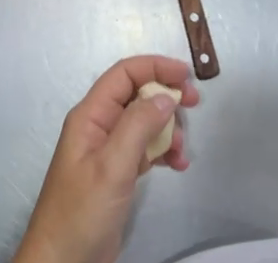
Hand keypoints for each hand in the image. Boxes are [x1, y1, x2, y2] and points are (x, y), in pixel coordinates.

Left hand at [12, 56, 199, 262]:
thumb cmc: (82, 210)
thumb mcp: (112, 166)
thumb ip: (138, 125)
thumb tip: (166, 95)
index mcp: (90, 115)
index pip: (124, 74)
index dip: (155, 67)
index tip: (187, 75)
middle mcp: (99, 126)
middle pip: (137, 95)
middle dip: (166, 95)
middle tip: (194, 104)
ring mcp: (108, 150)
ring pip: (145, 123)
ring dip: (168, 129)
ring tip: (182, 151)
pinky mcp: (117, 173)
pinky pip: (145, 149)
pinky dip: (163, 152)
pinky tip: (177, 166)